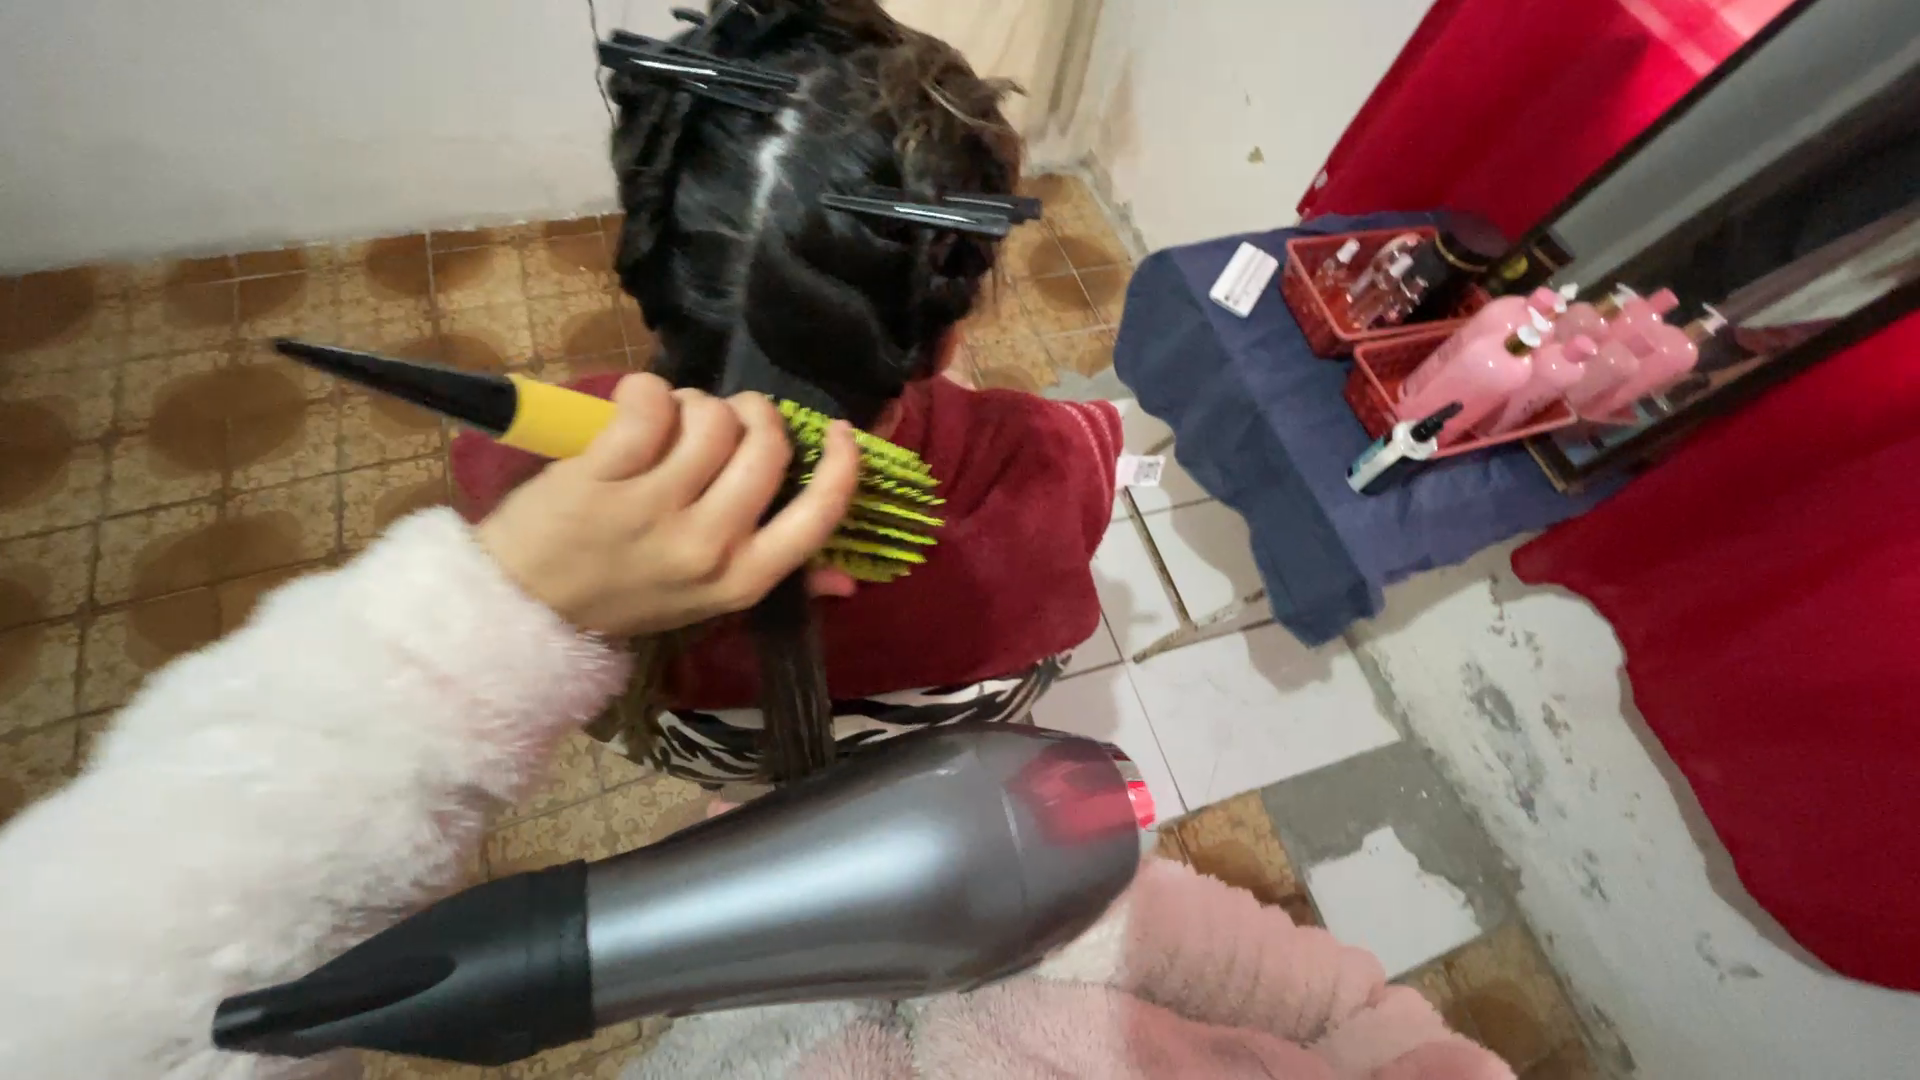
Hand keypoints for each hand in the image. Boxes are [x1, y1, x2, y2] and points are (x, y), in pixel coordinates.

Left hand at [477, 374, 860, 635]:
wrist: (531, 610)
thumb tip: (849, 581)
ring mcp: (652, 509)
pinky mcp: (600, 477)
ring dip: (696, 405)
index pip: (818, 515)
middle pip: (765, 445)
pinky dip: (649, 390)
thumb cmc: (632, 597)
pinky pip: (651, 403)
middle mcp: (707, 544)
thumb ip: (781, 582)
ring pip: (711, 418)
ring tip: (673, 424)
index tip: (840, 431)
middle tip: (728, 421)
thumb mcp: (714, 601)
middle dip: (755, 415)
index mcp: (744, 577)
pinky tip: (637, 407)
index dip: (842, 463)